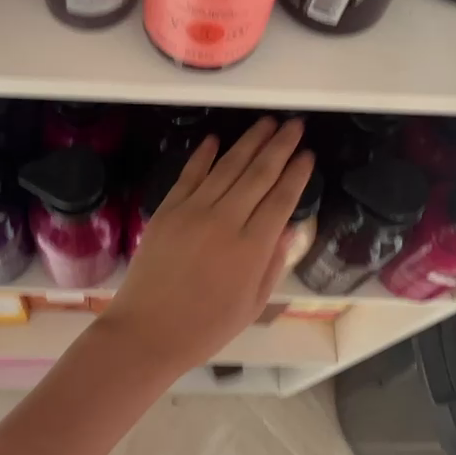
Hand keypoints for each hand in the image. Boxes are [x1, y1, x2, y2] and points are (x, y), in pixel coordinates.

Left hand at [95, 117, 314, 376]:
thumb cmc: (205, 327)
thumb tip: (290, 229)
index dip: (297, 174)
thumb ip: (273, 263)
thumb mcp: (252, 305)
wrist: (147, 331)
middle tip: (294, 125)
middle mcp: (226, 220)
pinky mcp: (168, 209)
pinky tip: (216, 139)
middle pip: (258, 174)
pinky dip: (204, 155)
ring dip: (249, 141)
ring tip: (267, 123)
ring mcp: (194, 211)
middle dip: (280, 146)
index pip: (281, 199)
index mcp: (252, 248)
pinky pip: (190, 174)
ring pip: (227, 166)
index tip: (308, 155)